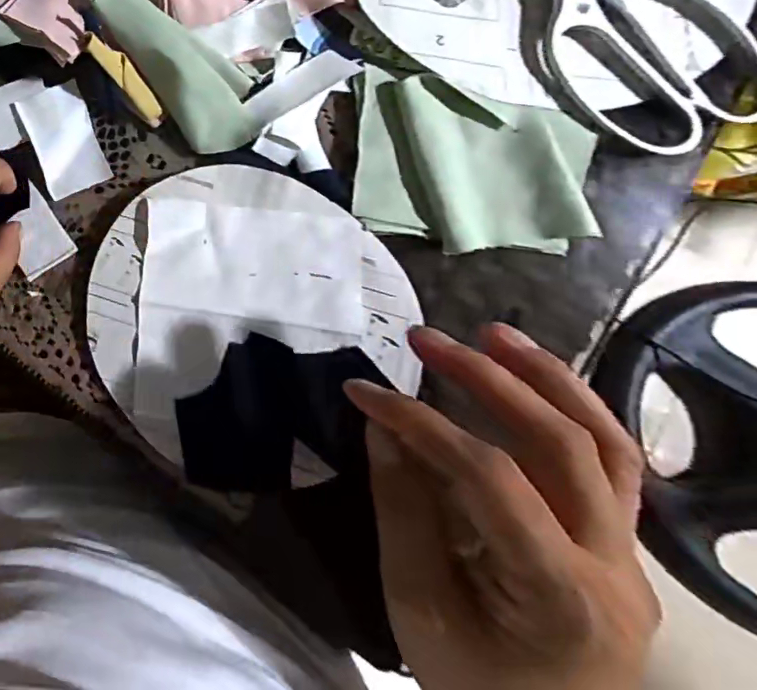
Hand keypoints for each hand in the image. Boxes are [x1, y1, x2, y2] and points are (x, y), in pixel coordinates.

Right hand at [346, 324, 659, 689]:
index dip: (419, 421)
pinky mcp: (620, 553)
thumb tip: (384, 426)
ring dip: (551, 383)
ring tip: (496, 334)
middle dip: (491, 380)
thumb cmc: (468, 676)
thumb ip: (404, 508)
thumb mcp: (415, 597)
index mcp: (557, 589)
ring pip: (612, 452)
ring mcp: (631, 561)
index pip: (489, 476)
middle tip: (425, 337)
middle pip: (566, 449)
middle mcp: (614, 568)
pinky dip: (573, 416)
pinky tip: (535, 384)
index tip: (358, 391)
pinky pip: (612, 473)